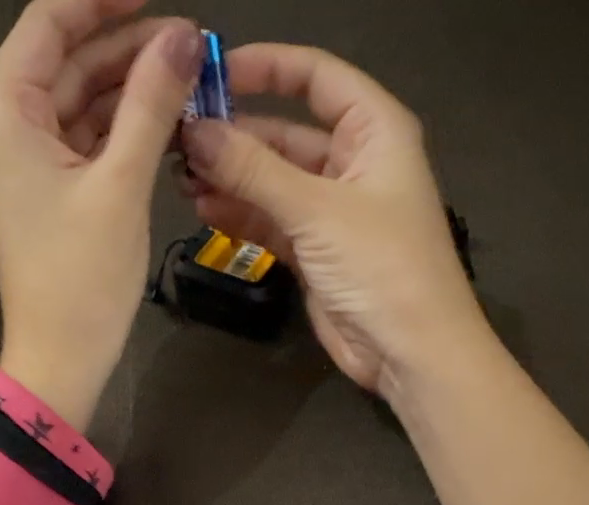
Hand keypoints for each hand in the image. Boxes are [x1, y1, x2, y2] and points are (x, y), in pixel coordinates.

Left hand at [0, 0, 202, 427]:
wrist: (61, 356)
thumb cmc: (82, 275)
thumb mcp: (120, 183)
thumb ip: (152, 104)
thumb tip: (185, 36)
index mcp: (5, 112)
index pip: (48, 23)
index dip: (101, 0)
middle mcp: (8, 126)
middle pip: (69, 60)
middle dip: (129, 47)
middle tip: (195, 47)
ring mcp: (29, 160)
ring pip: (84, 100)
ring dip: (134, 89)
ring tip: (194, 82)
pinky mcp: (51, 190)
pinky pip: (88, 139)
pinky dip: (126, 128)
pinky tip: (172, 122)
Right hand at [178, 45, 488, 395]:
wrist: (411, 352)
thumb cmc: (381, 266)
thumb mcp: (316, 210)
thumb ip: (253, 169)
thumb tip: (195, 131)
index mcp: (374, 131)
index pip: (316, 77)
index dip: (265, 67)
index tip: (209, 74)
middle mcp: (354, 163)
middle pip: (285, 132)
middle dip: (234, 135)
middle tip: (177, 141)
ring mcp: (333, 210)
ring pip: (272, 181)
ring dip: (230, 178)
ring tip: (179, 178)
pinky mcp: (316, 251)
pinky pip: (271, 220)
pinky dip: (241, 214)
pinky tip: (202, 209)